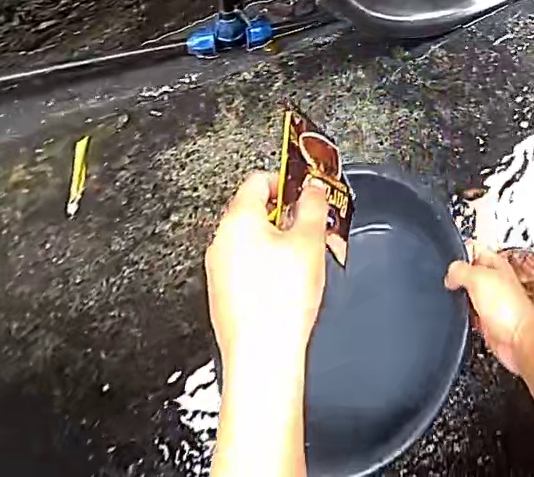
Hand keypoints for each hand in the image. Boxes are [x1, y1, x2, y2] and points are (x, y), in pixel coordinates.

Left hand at [207, 170, 332, 384]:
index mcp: (238, 219)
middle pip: (255, 207)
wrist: (263, 355)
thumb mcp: (310, 237)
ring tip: (307, 251)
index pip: (259, 178)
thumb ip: (313, 202)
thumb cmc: (281, 299)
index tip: (307, 188)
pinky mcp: (225, 291)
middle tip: (313, 220)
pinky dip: (270, 260)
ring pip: (253, 236)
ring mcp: (220, 268)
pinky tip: (290, 277)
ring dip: (280, 236)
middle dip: (287, 211)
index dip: (287, 178)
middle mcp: (222, 240)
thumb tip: (312, 187)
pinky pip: (248, 261)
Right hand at [444, 240, 533, 373]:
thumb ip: (462, 270)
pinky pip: (469, 314)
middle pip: (469, 273)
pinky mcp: (487, 322)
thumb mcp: (479, 278)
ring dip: (459, 297)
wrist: (518, 341)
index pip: (475, 249)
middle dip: (456, 277)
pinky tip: (458, 317)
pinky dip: (462, 315)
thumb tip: (450, 272)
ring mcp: (491, 302)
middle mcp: (494, 281)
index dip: (461, 252)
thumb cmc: (509, 308)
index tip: (447, 260)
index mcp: (496, 264)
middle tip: (448, 282)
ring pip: (468, 294)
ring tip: (451, 298)